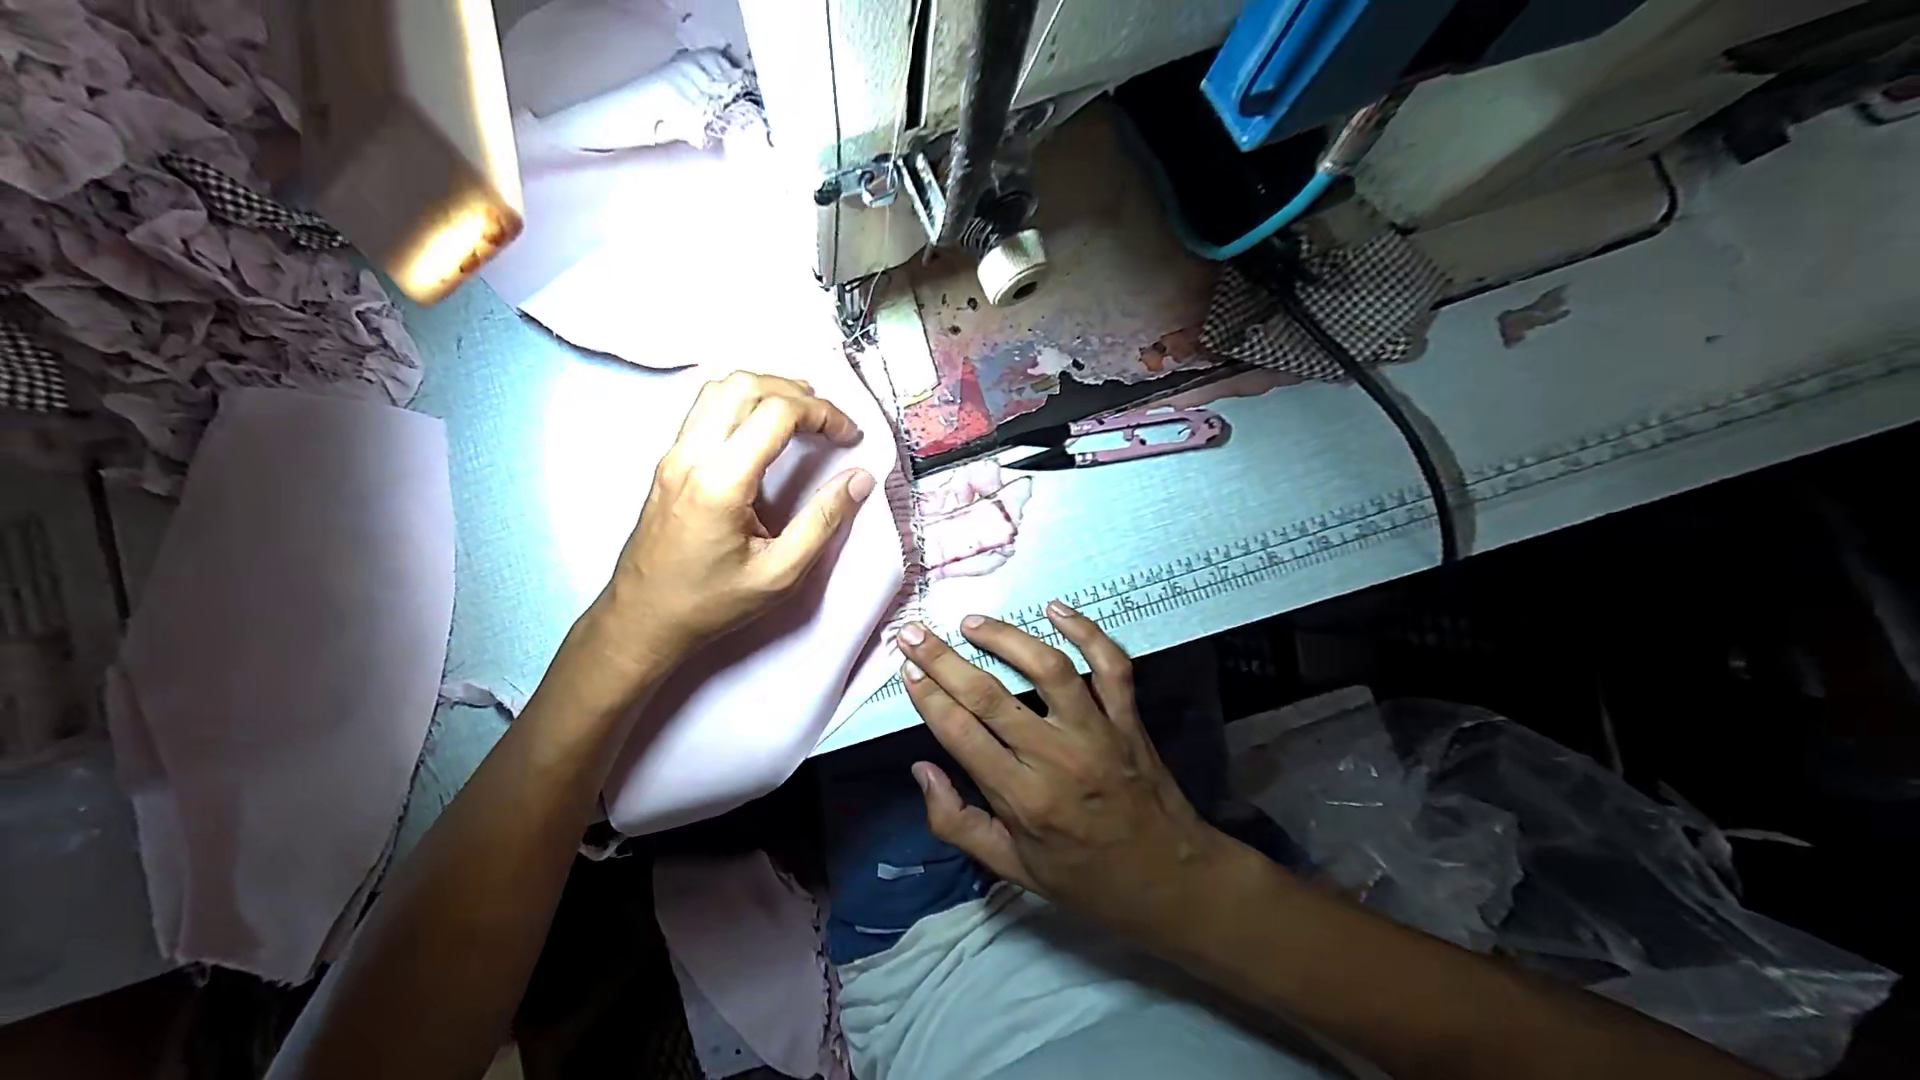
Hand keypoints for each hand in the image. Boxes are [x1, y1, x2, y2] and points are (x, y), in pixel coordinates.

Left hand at [588, 372, 874, 682]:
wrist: (642, 619)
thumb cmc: (709, 603)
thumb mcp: (779, 574)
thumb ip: (823, 522)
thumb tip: (859, 479)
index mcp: (719, 482)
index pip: (776, 412)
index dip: (823, 413)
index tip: (850, 436)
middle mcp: (690, 456)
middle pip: (745, 385)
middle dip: (798, 392)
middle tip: (830, 422)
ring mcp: (674, 455)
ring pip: (721, 387)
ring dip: (768, 389)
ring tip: (803, 416)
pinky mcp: (669, 462)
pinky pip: (706, 407)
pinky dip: (744, 401)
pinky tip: (766, 428)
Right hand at [899, 605, 1234, 936]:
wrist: (1169, 883)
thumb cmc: (1083, 877)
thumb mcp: (1011, 868)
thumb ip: (956, 822)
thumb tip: (921, 769)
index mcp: (1021, 799)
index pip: (960, 733)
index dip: (928, 695)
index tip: (907, 667)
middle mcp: (1056, 759)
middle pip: (989, 696)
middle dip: (944, 659)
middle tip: (915, 633)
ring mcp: (1097, 732)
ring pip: (1049, 669)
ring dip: (1007, 639)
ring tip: (973, 622)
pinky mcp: (1129, 719)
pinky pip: (1111, 666)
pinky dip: (1087, 632)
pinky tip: (1056, 609)